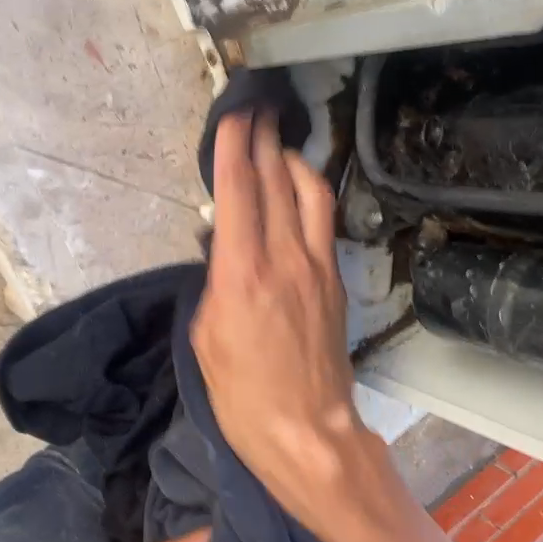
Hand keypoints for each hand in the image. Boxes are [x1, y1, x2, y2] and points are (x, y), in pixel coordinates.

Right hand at [192, 111, 386, 541]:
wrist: (307, 429)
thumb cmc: (243, 396)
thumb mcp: (205, 339)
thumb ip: (214, 282)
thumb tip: (224, 245)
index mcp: (243, 273)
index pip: (238, 191)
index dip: (234, 147)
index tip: (234, 115)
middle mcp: (286, 259)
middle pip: (276, 182)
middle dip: (264, 140)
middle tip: (256, 111)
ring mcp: (319, 267)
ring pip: (311, 194)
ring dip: (294, 162)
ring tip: (280, 145)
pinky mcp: (337, 281)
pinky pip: (325, 222)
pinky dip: (310, 195)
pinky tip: (301, 192)